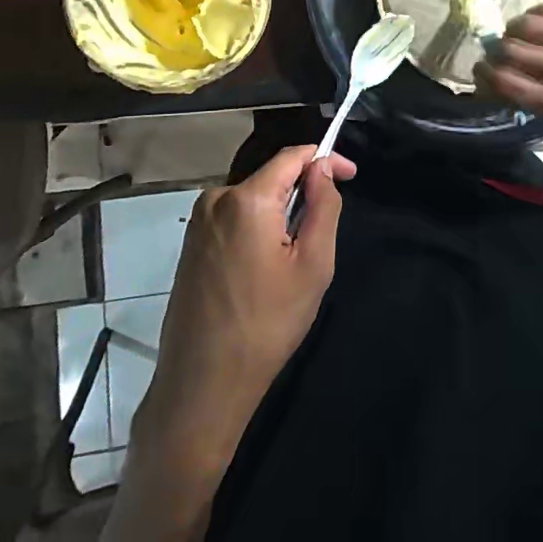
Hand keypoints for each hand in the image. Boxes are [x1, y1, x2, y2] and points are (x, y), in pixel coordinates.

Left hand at [147, 146, 355, 430]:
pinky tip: (268, 266)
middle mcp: (214, 201)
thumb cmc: (268, 322)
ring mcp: (197, 225)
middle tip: (325, 229)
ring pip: (254, 199)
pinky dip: (260, 227)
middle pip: (272, 177)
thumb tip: (323, 168)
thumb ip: (323, 206)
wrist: (203, 384)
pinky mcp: (190, 247)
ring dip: (282, 212)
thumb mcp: (314, 262)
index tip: (352, 175)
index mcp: (246, 200)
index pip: (292, 157)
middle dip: (304, 190)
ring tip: (298, 255)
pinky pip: (236, 219)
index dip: (325, 158)